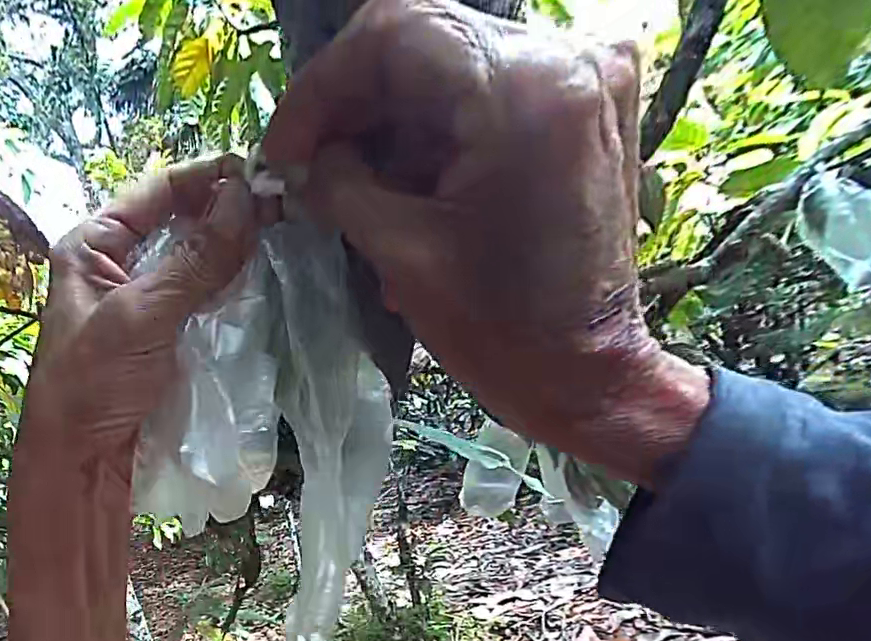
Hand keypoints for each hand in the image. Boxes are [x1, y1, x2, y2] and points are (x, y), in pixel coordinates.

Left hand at [7, 157, 260, 640]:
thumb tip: (247, 200)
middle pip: (184, 226)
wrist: (84, 461)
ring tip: (285, 240)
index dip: (209, 180)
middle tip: (286, 211)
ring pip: (200, 264)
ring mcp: (149, 305)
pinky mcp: (170, 339)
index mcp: (95, 245)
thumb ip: (194, 261)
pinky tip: (264, 284)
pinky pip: (207, 302)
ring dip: (238, 254)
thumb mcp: (140, 316)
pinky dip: (234, 292)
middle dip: (231, 217)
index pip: (158, 192)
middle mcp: (122, 267)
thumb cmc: (94, 384)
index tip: (262, 177)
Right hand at [261, 0, 707, 487]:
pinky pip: (489, 108)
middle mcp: (565, 57)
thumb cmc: (497, 330)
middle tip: (310, 172)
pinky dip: (439, 150)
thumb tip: (301, 164)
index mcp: (521, 90)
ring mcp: (586, 81)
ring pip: (452, 82)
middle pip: (424, 50)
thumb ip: (341, 188)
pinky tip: (410, 205)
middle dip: (354, 113)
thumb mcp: (404, 256)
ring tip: (358, 208)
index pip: (393, 36)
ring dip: (394, 142)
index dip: (321, 88)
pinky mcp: (586, 115)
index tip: (284, 149)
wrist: (583, 375)